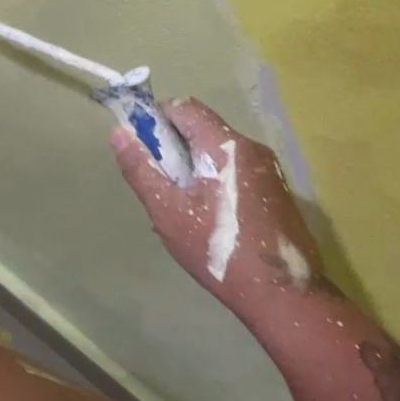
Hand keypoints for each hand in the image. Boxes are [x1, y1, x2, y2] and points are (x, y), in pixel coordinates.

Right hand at [111, 99, 323, 320]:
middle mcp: (252, 149)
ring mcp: (269, 170)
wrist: (281, 292)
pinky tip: (204, 217)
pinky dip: (212, 181)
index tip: (139, 143)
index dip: (156, 117)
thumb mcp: (167, 209)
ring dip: (191, 167)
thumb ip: (141, 168)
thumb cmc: (215, 246)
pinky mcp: (276, 191)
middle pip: (202, 130)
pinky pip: (235, 171)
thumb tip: (119, 133)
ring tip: (177, 205)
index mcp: (225, 147)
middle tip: (156, 182)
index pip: (186, 108)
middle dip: (172, 147)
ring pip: (218, 153)